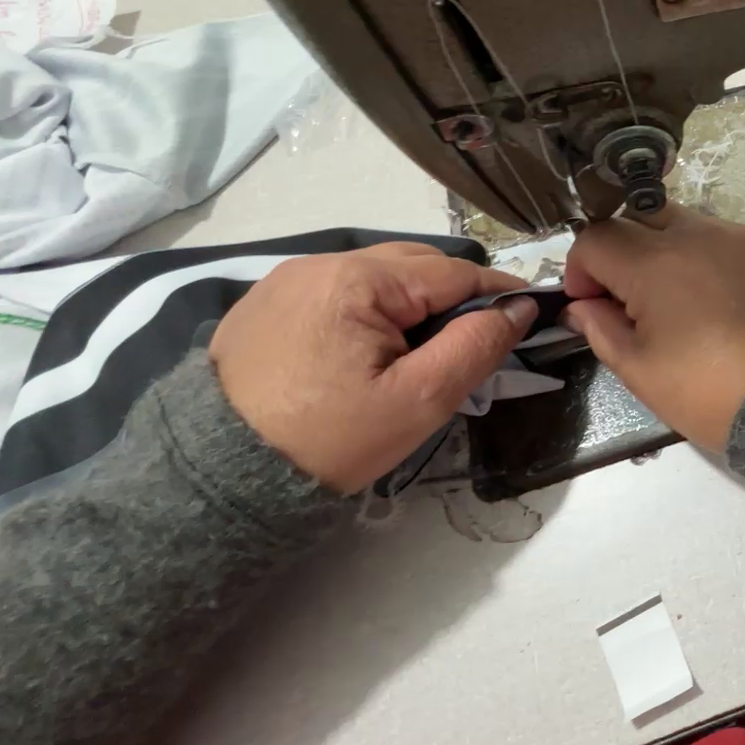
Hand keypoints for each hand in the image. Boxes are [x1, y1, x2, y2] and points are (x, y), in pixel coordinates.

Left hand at [209, 243, 535, 492]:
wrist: (215, 481)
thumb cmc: (330, 439)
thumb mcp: (422, 399)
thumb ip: (478, 344)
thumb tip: (521, 306)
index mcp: (356, 281)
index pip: (454, 272)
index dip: (499, 292)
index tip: (529, 316)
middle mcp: (320, 264)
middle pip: (418, 265)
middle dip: (456, 297)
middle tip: (472, 343)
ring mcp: (287, 280)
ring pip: (382, 275)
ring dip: (415, 302)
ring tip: (424, 348)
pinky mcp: (267, 303)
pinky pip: (344, 290)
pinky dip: (375, 309)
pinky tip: (374, 349)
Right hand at [562, 206, 744, 449]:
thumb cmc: (710, 389)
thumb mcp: (640, 370)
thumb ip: (601, 328)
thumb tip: (581, 305)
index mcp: (655, 263)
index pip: (596, 237)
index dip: (581, 268)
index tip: (591, 302)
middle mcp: (697, 234)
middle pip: (639, 218)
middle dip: (623, 251)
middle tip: (632, 297)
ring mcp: (739, 235)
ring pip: (686, 223)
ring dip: (668, 250)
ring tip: (681, 298)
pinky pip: (726, 237)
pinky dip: (712, 258)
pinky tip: (723, 298)